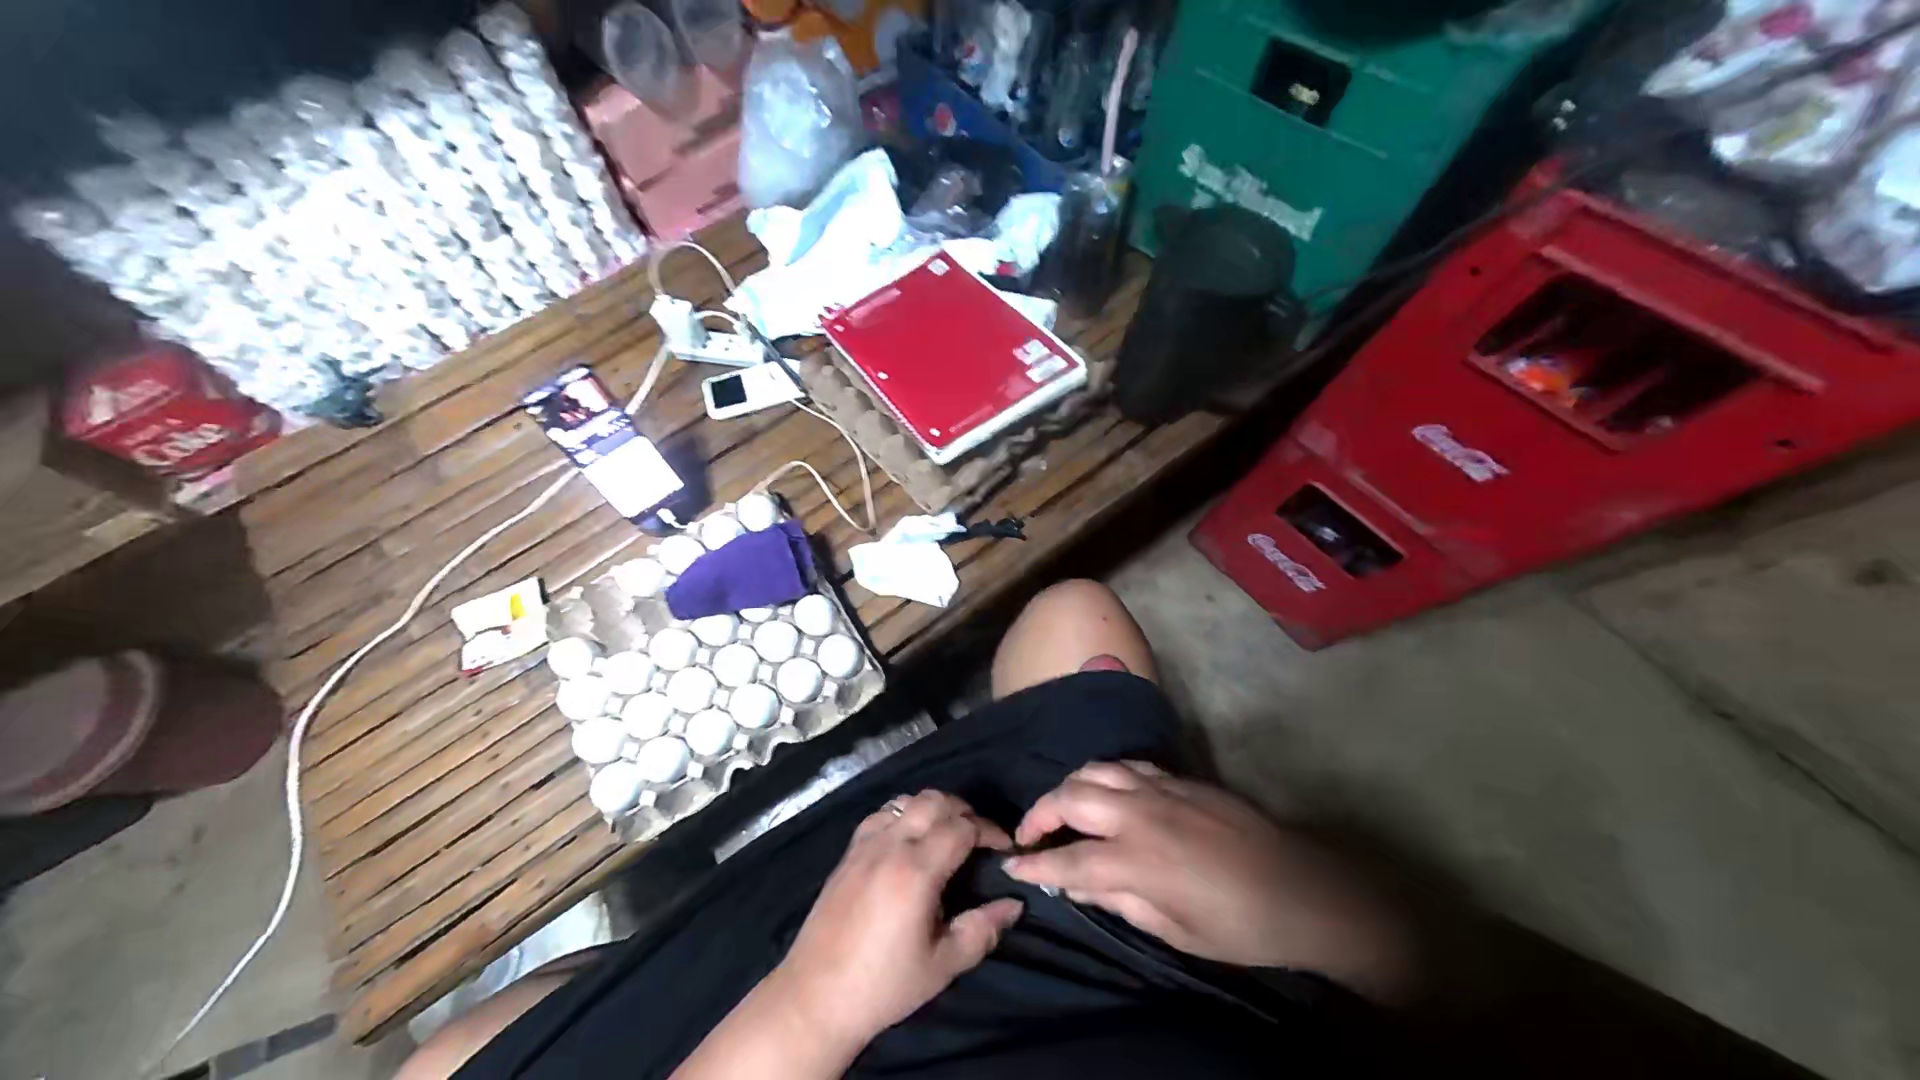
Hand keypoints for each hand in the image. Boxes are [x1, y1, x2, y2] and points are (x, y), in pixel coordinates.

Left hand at [768, 790, 1024, 1050]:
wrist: (816, 996)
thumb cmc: (883, 985)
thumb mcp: (943, 965)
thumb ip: (982, 929)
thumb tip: (1014, 904)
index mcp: (916, 870)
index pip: (962, 827)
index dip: (989, 831)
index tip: (1004, 847)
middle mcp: (890, 845)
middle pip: (935, 800)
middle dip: (964, 810)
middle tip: (979, 837)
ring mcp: (865, 844)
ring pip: (906, 800)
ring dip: (933, 808)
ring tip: (947, 834)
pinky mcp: (848, 852)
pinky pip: (882, 813)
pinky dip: (904, 814)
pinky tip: (910, 839)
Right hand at [1003, 762, 1408, 1000]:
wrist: (1303, 889)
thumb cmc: (1239, 927)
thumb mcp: (1174, 931)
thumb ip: (1118, 901)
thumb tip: (1074, 885)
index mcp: (1137, 861)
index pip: (1067, 859)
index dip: (1035, 862)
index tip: (1011, 863)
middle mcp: (1139, 815)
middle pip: (1070, 797)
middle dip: (1040, 812)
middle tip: (1029, 833)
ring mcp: (1160, 789)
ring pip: (1096, 769)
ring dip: (1069, 786)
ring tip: (1061, 807)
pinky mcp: (1179, 778)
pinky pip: (1128, 765)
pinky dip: (1105, 775)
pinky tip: (1106, 791)